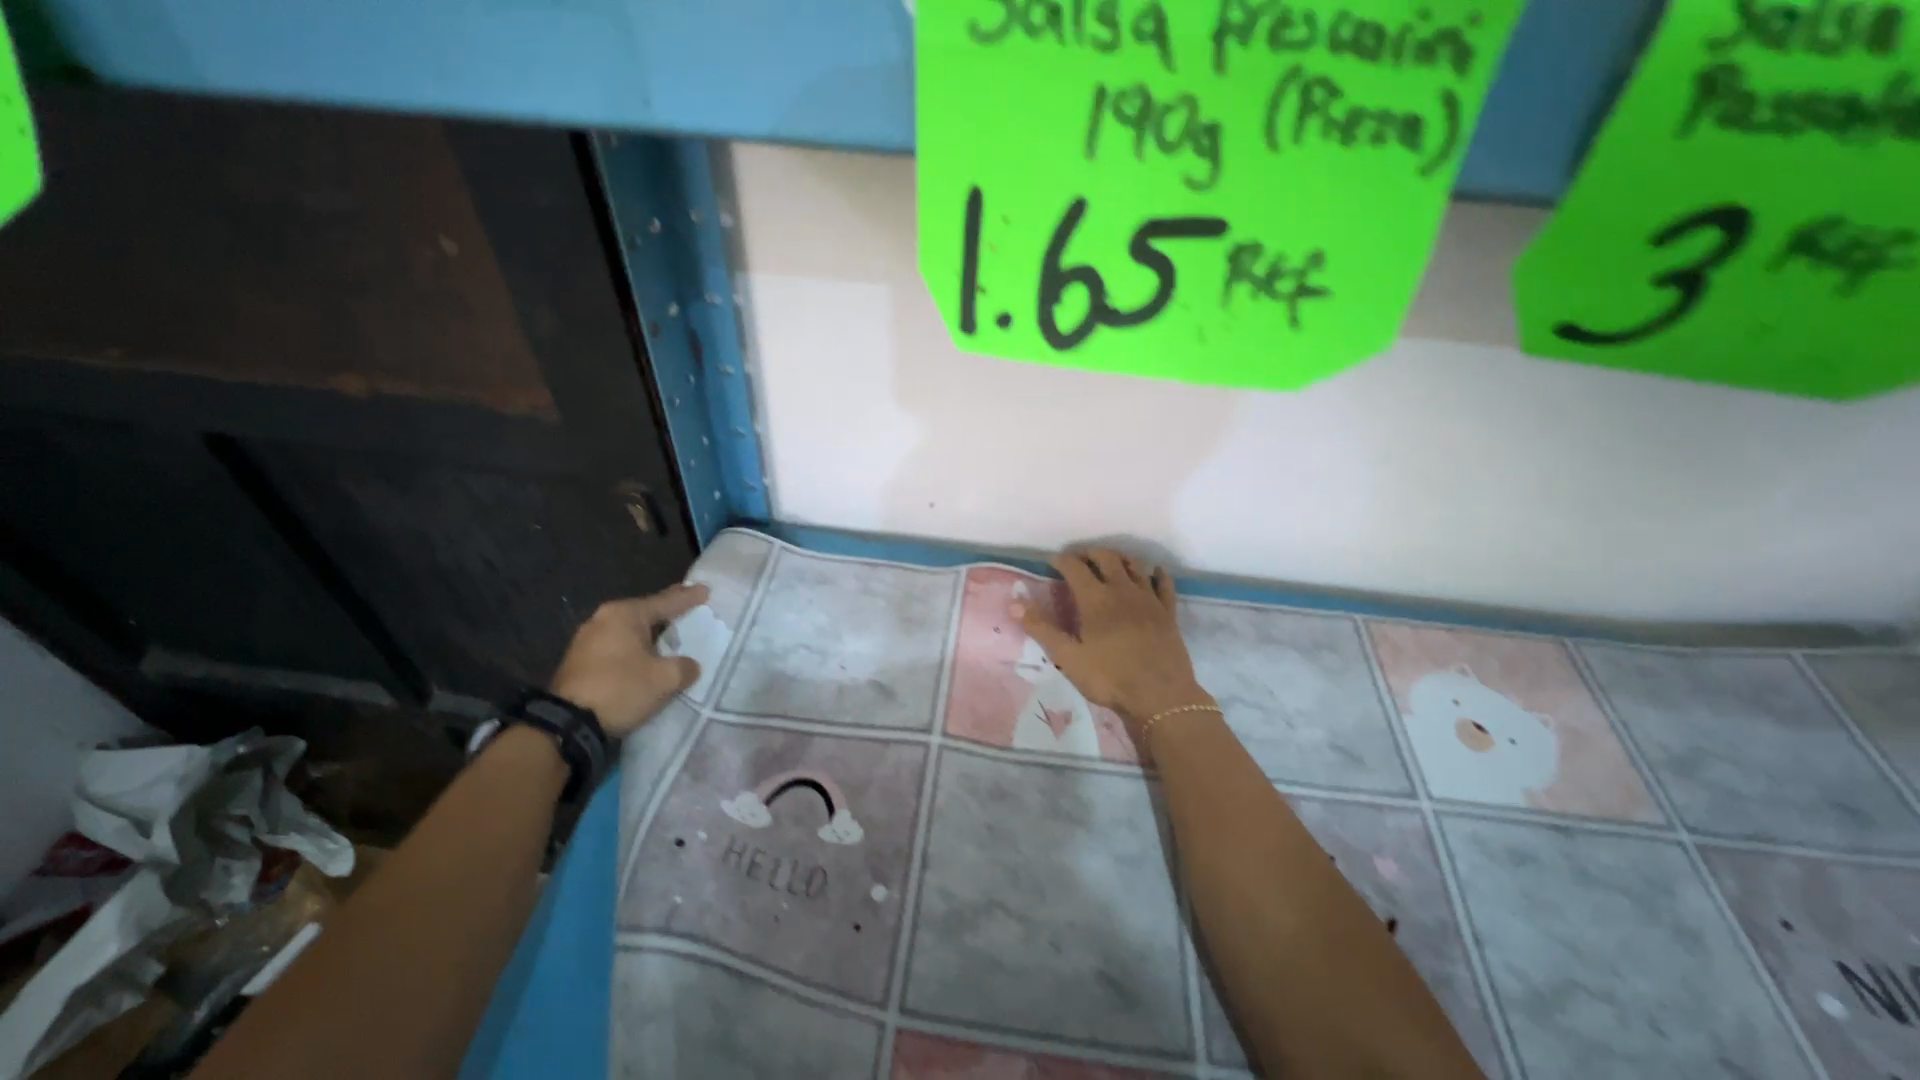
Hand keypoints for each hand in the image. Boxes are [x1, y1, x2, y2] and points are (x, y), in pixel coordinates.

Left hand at [550, 584, 707, 736]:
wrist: (568, 723)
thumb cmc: (620, 689)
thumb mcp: (664, 679)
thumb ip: (684, 667)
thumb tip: (688, 665)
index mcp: (624, 614)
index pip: (665, 602)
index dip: (688, 598)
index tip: (705, 590)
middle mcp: (603, 619)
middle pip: (645, 612)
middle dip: (667, 612)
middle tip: (689, 606)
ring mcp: (587, 640)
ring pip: (629, 630)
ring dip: (650, 634)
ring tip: (670, 635)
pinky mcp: (579, 661)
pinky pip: (617, 646)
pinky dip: (635, 648)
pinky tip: (645, 656)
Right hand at [1015, 549, 1210, 735]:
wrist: (1160, 695)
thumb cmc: (1109, 678)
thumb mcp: (1068, 657)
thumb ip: (1042, 628)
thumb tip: (1015, 603)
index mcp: (1095, 599)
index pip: (1075, 567)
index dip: (1062, 560)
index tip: (1053, 562)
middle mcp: (1122, 590)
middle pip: (1107, 558)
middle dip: (1091, 554)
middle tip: (1081, 560)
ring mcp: (1148, 599)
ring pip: (1135, 565)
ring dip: (1121, 558)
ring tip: (1112, 561)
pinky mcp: (1168, 612)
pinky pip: (1164, 584)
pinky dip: (1157, 574)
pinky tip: (1154, 572)